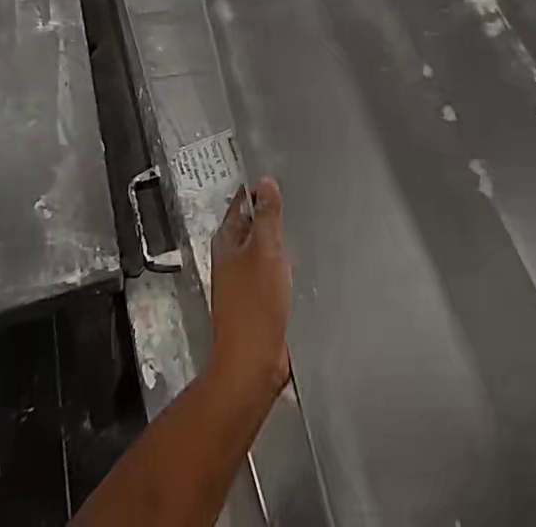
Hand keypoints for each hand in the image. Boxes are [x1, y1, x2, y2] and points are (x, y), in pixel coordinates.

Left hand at [208, 177, 292, 397]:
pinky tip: (305, 259)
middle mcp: (232, 258)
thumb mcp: (265, 251)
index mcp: (227, 242)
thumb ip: (267, 216)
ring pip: (265, 248)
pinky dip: (286, 261)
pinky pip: (274, 269)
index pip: (242, 204)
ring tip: (309, 222)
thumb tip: (265, 181)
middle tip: (303, 196)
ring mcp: (245, 280)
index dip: (260, 190)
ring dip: (282, 238)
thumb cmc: (256, 301)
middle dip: (273, 213)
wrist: (253, 359)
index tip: (285, 176)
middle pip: (253, 225)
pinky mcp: (259, 299)